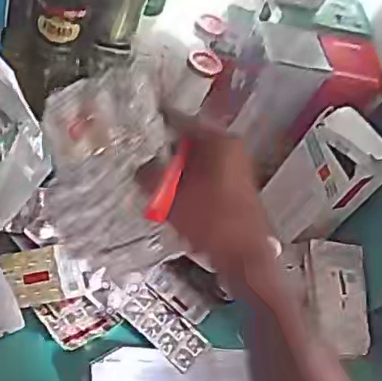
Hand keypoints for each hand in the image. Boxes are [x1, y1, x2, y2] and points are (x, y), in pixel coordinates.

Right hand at [155, 123, 279, 283]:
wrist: (244, 258)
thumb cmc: (212, 223)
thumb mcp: (172, 198)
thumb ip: (152, 177)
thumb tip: (141, 169)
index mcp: (220, 141)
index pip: (181, 122)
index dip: (156, 126)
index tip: (136, 128)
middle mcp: (232, 150)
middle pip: (189, 144)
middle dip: (164, 155)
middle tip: (140, 162)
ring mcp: (236, 170)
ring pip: (196, 164)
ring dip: (175, 174)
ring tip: (153, 185)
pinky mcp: (235, 191)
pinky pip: (204, 180)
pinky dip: (187, 187)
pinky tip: (171, 201)